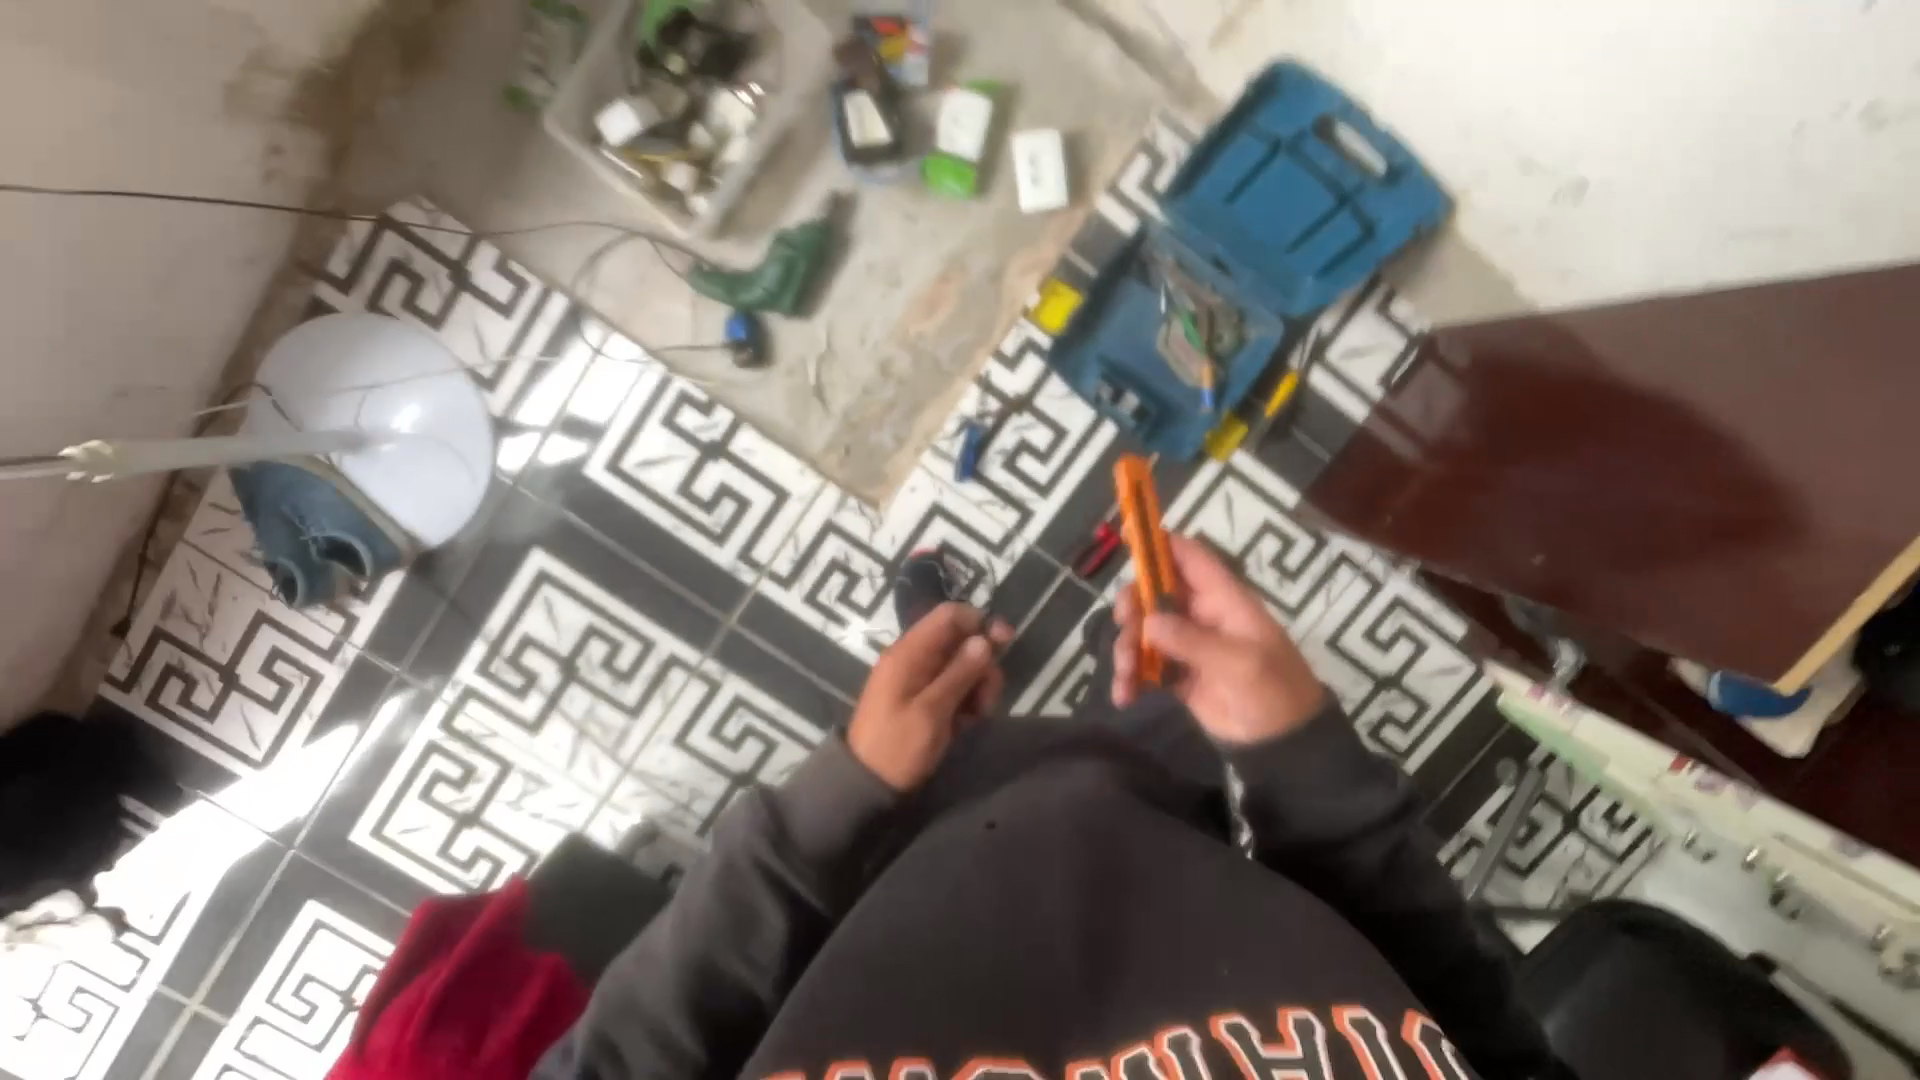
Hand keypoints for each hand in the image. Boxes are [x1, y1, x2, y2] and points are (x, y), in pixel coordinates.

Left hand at [848, 603, 1013, 790]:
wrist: (866, 785)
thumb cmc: (896, 747)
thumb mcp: (931, 712)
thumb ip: (959, 674)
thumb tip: (985, 640)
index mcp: (909, 653)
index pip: (949, 616)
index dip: (978, 623)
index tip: (1004, 643)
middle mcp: (916, 659)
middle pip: (961, 641)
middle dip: (983, 665)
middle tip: (988, 698)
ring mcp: (920, 680)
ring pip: (963, 666)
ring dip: (978, 686)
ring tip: (977, 716)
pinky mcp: (926, 700)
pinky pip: (955, 687)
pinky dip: (967, 701)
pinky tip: (968, 723)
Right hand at [1112, 534, 1326, 745]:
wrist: (1282, 743)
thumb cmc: (1274, 690)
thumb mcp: (1240, 663)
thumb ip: (1193, 641)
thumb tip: (1148, 621)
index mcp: (1222, 599)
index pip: (1189, 557)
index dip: (1160, 544)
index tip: (1129, 542)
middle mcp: (1200, 615)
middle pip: (1153, 591)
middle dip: (1132, 606)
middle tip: (1124, 626)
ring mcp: (1186, 644)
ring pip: (1142, 629)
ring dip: (1126, 647)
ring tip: (1125, 676)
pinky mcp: (1176, 673)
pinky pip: (1142, 664)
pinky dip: (1129, 677)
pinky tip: (1124, 695)